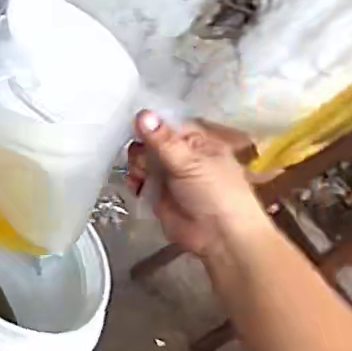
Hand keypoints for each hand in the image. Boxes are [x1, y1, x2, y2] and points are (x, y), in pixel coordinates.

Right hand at [126, 111, 266, 262]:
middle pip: (149, 139)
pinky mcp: (157, 192)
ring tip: (141, 174)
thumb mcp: (190, 161)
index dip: (149, 120)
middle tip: (142, 156)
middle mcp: (180, 153)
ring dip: (136, 163)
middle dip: (141, 146)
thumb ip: (162, 139)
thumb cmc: (216, 193)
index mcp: (195, 139)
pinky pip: (138, 179)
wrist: (220, 237)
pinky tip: (137, 184)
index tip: (132, 121)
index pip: (166, 121)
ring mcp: (168, 173)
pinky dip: (134, 180)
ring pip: (141, 159)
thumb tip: (142, 113)